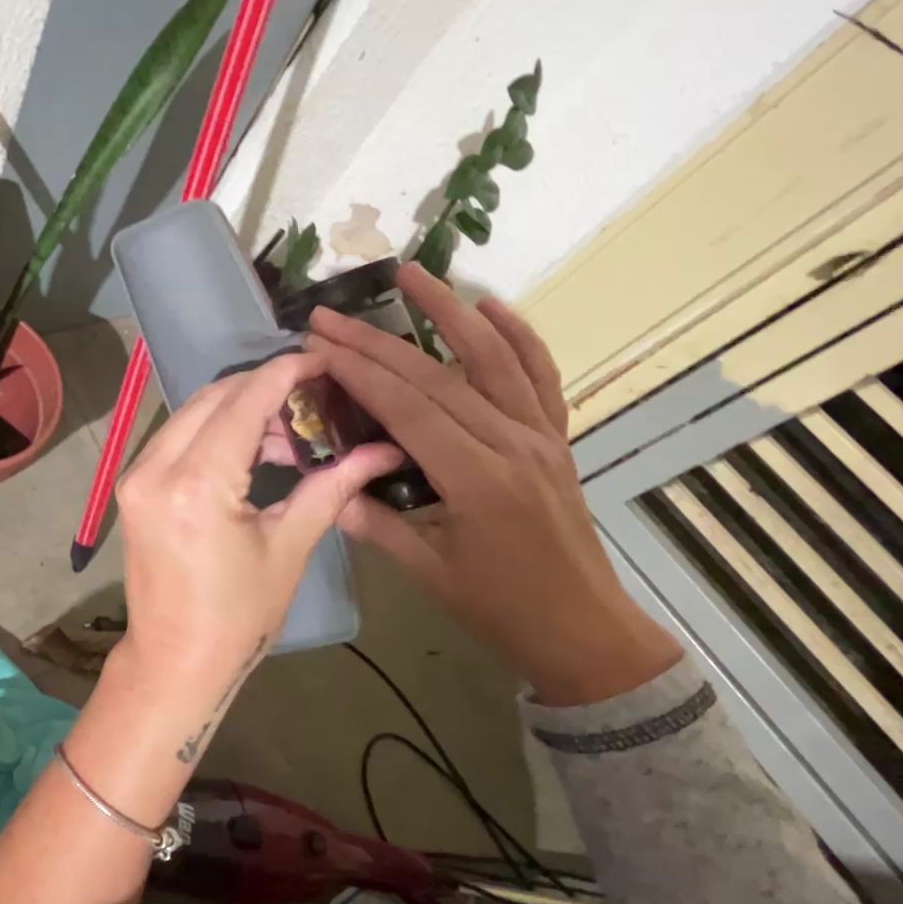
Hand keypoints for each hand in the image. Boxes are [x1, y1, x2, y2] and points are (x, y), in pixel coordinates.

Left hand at [116, 352, 402, 675]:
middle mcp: (156, 468)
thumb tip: (383, 451)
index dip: (285, 373)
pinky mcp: (133, 486)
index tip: (322, 360)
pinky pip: (177, 437)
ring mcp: (136, 476)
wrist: (174, 660)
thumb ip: (330, 487)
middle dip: (264, 387)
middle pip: (213, 398)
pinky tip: (251, 450)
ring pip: (191, 414)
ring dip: (238, 409)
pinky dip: (213, 431)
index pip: (244, 403)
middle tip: (312, 398)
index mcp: (197, 485)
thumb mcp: (288, 549)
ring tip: (288, 434)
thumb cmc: (237, 617)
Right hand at [305, 265, 680, 705]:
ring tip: (413, 274)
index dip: (360, 373)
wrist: (583, 629)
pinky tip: (492, 306)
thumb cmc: (500, 607)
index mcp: (477, 480)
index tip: (319, 345)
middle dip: (377, 342)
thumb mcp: (428, 571)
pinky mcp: (557, 438)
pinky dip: (520, 336)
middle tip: (331, 315)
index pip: (409, 410)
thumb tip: (327, 485)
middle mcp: (512, 445)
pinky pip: (541, 376)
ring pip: (492, 359)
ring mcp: (541, 436)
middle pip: (437, 377)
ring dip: (450, 311)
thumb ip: (375, 524)